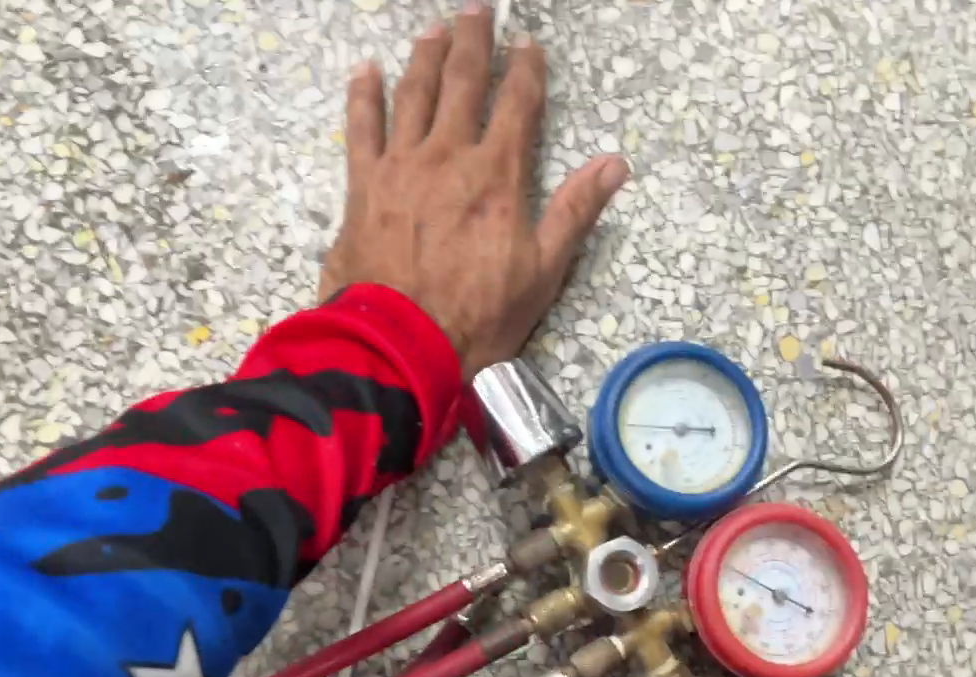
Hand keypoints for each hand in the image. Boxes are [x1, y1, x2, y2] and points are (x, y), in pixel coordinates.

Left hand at [319, 4, 629, 381]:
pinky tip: (367, 70)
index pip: (517, 105)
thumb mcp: (542, 274)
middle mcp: (447, 155)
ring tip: (434, 30)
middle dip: (473, 42)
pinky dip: (364, 96)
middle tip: (477, 11)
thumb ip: (574, 212)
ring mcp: (400, 167)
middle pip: (461, 83)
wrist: (401, 345)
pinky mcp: (362, 187)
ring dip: (426, 57)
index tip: (529, 45)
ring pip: (413, 94)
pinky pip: (361, 128)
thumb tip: (614, 163)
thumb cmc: (478, 317)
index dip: (526, 70)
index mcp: (497, 175)